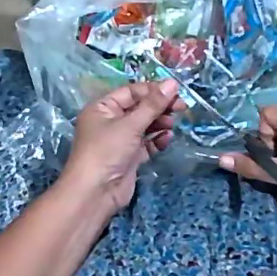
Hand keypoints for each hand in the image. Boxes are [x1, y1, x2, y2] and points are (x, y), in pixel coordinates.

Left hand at [58, 79, 183, 212]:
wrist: (95, 192)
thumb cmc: (107, 151)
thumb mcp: (130, 124)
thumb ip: (153, 104)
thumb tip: (172, 83)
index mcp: (103, 107)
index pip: (131, 92)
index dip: (153, 90)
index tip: (176, 92)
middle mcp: (110, 121)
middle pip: (139, 108)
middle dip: (159, 107)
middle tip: (180, 108)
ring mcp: (120, 140)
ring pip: (144, 125)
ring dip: (159, 123)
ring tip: (171, 125)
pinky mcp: (129, 157)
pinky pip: (146, 143)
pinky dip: (157, 140)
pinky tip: (167, 139)